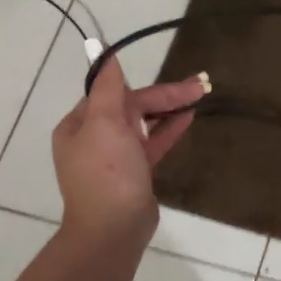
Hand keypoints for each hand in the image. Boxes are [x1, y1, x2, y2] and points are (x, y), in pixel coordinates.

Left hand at [51, 58, 205, 243]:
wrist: (112, 230)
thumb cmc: (107, 173)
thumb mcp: (105, 124)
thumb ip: (108, 88)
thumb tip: (101, 50)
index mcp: (79, 125)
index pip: (115, 93)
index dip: (149, 87)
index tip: (180, 80)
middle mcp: (93, 138)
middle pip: (133, 107)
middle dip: (166, 96)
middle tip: (202, 86)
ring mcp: (114, 158)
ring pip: (144, 123)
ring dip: (170, 109)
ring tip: (201, 97)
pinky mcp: (133, 173)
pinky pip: (152, 143)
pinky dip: (168, 129)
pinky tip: (189, 119)